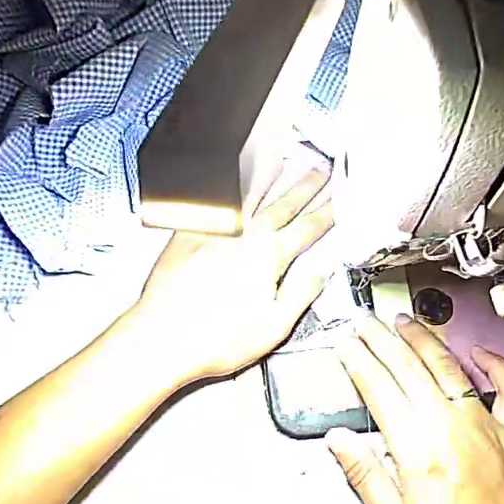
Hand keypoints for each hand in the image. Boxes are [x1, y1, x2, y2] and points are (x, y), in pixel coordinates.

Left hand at [125, 166, 335, 386]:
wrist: (162, 336)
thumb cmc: (216, 339)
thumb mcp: (273, 327)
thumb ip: (300, 296)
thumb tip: (320, 275)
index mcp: (269, 258)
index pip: (308, 229)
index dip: (327, 212)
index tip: (340, 199)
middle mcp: (244, 237)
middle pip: (282, 205)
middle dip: (304, 187)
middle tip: (320, 170)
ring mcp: (214, 232)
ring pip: (247, 197)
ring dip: (267, 179)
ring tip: (280, 164)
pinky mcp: (187, 234)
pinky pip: (212, 204)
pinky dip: (225, 191)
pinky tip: (229, 186)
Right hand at [329, 315, 503, 503]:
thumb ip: (367, 481)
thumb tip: (337, 440)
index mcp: (422, 456)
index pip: (380, 391)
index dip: (358, 362)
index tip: (342, 344)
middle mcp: (456, 432)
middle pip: (412, 370)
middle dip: (383, 340)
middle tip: (363, 322)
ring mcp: (490, 432)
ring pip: (452, 370)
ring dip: (425, 341)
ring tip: (403, 321)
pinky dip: (497, 366)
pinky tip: (481, 352)